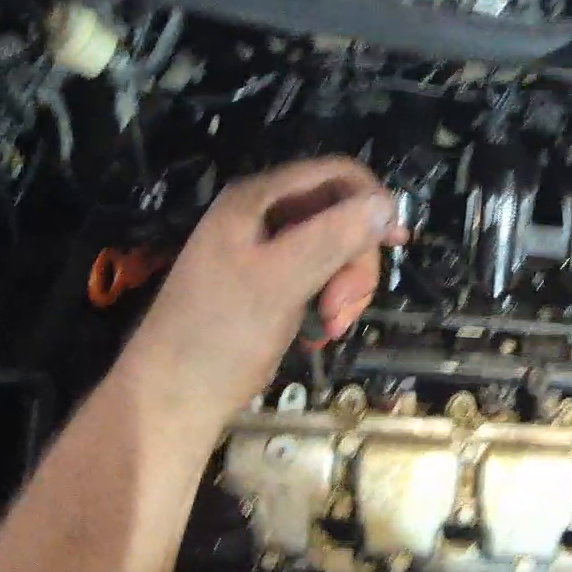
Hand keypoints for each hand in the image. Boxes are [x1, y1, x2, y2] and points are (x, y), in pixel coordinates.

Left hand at [113, 157, 406, 445]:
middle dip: (354, 261)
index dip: (373, 202)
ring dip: (345, 288)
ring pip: (336, 250)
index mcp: (258, 199)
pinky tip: (320, 331)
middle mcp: (263, 215)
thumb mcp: (281, 281)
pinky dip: (330, 302)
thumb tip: (388, 203)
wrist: (175, 396)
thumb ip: (333, 237)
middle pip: (341, 215)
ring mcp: (266, 250)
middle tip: (343, 306)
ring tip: (331, 325)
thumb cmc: (222, 334)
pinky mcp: (271, 284)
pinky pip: (321, 278)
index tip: (396, 243)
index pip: (336, 175)